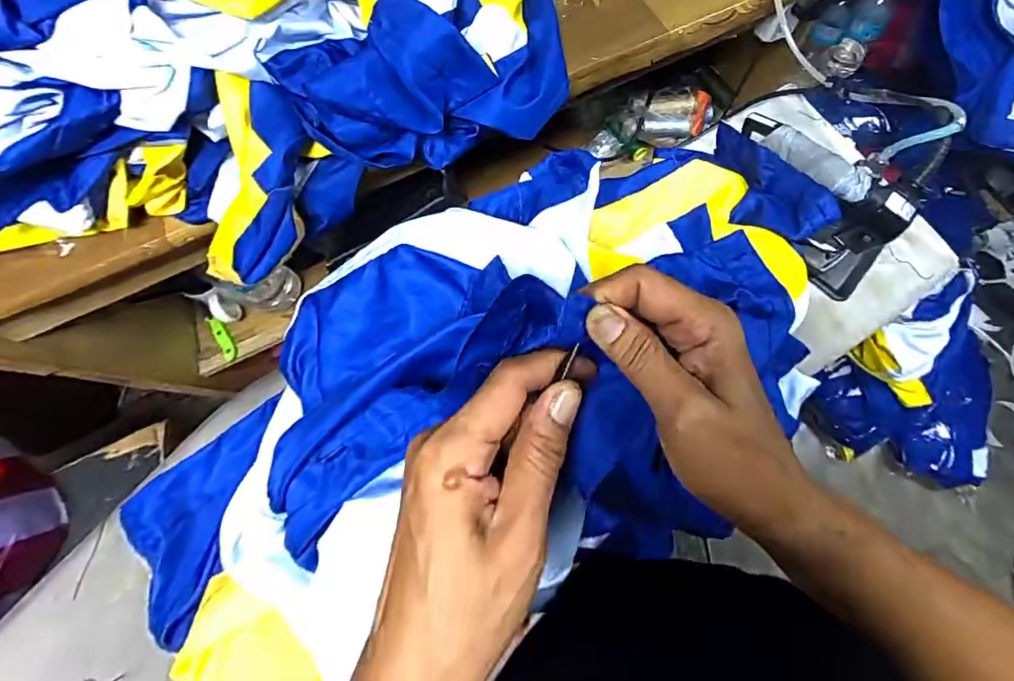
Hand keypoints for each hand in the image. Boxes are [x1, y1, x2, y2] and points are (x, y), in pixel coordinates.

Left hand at [357, 351, 586, 680]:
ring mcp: (430, 458)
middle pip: (500, 391)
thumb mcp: (520, 530)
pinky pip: (485, 434)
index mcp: (448, 450)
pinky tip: (545, 449)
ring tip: (578, 422)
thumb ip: (542, 452)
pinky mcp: (437, 475)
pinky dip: (519, 434)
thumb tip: (567, 389)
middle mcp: (432, 442)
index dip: (556, 363)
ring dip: (537, 412)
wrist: (416, 668)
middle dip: (549, 386)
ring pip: (496, 411)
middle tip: (594, 398)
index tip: (597, 368)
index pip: (508, 378)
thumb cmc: (470, 608)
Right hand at [583, 264, 816, 539]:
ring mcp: (696, 336)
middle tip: (560, 343)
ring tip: (570, 352)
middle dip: (600, 310)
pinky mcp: (687, 356)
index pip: (644, 281)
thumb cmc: (730, 459)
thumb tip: (596, 312)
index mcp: (707, 320)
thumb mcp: (681, 410)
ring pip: (641, 313)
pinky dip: (620, 344)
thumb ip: (640, 358)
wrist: (765, 495)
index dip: (603, 295)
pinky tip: (597, 363)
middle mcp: (703, 317)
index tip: (563, 327)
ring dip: (607, 327)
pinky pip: (647, 336)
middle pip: (641, 292)